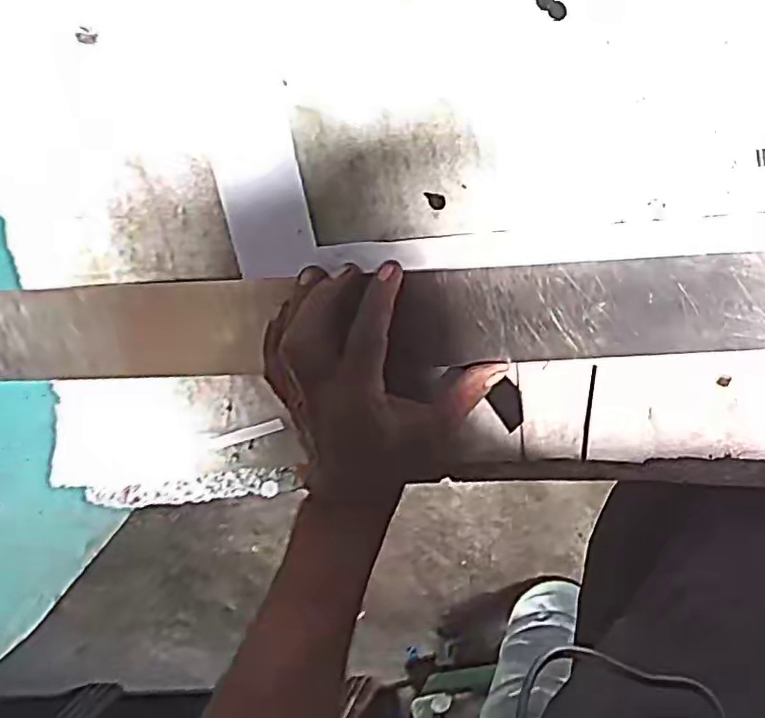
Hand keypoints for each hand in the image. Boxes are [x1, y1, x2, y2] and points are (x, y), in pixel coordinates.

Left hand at [263, 263, 505, 508]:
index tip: (389, 274)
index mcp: (359, 398)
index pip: (365, 338)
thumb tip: (491, 368)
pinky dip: (277, 328)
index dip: (378, 302)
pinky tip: (287, 309)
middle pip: (310, 335)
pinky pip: (273, 358)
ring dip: (301, 305)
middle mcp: (323, 394)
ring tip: (317, 276)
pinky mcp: (293, 397)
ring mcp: (303, 395)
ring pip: (286, 343)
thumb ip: (464, 395)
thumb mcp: (436, 430)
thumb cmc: (391, 464)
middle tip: (352, 271)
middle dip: (330, 296)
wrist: (352, 494)